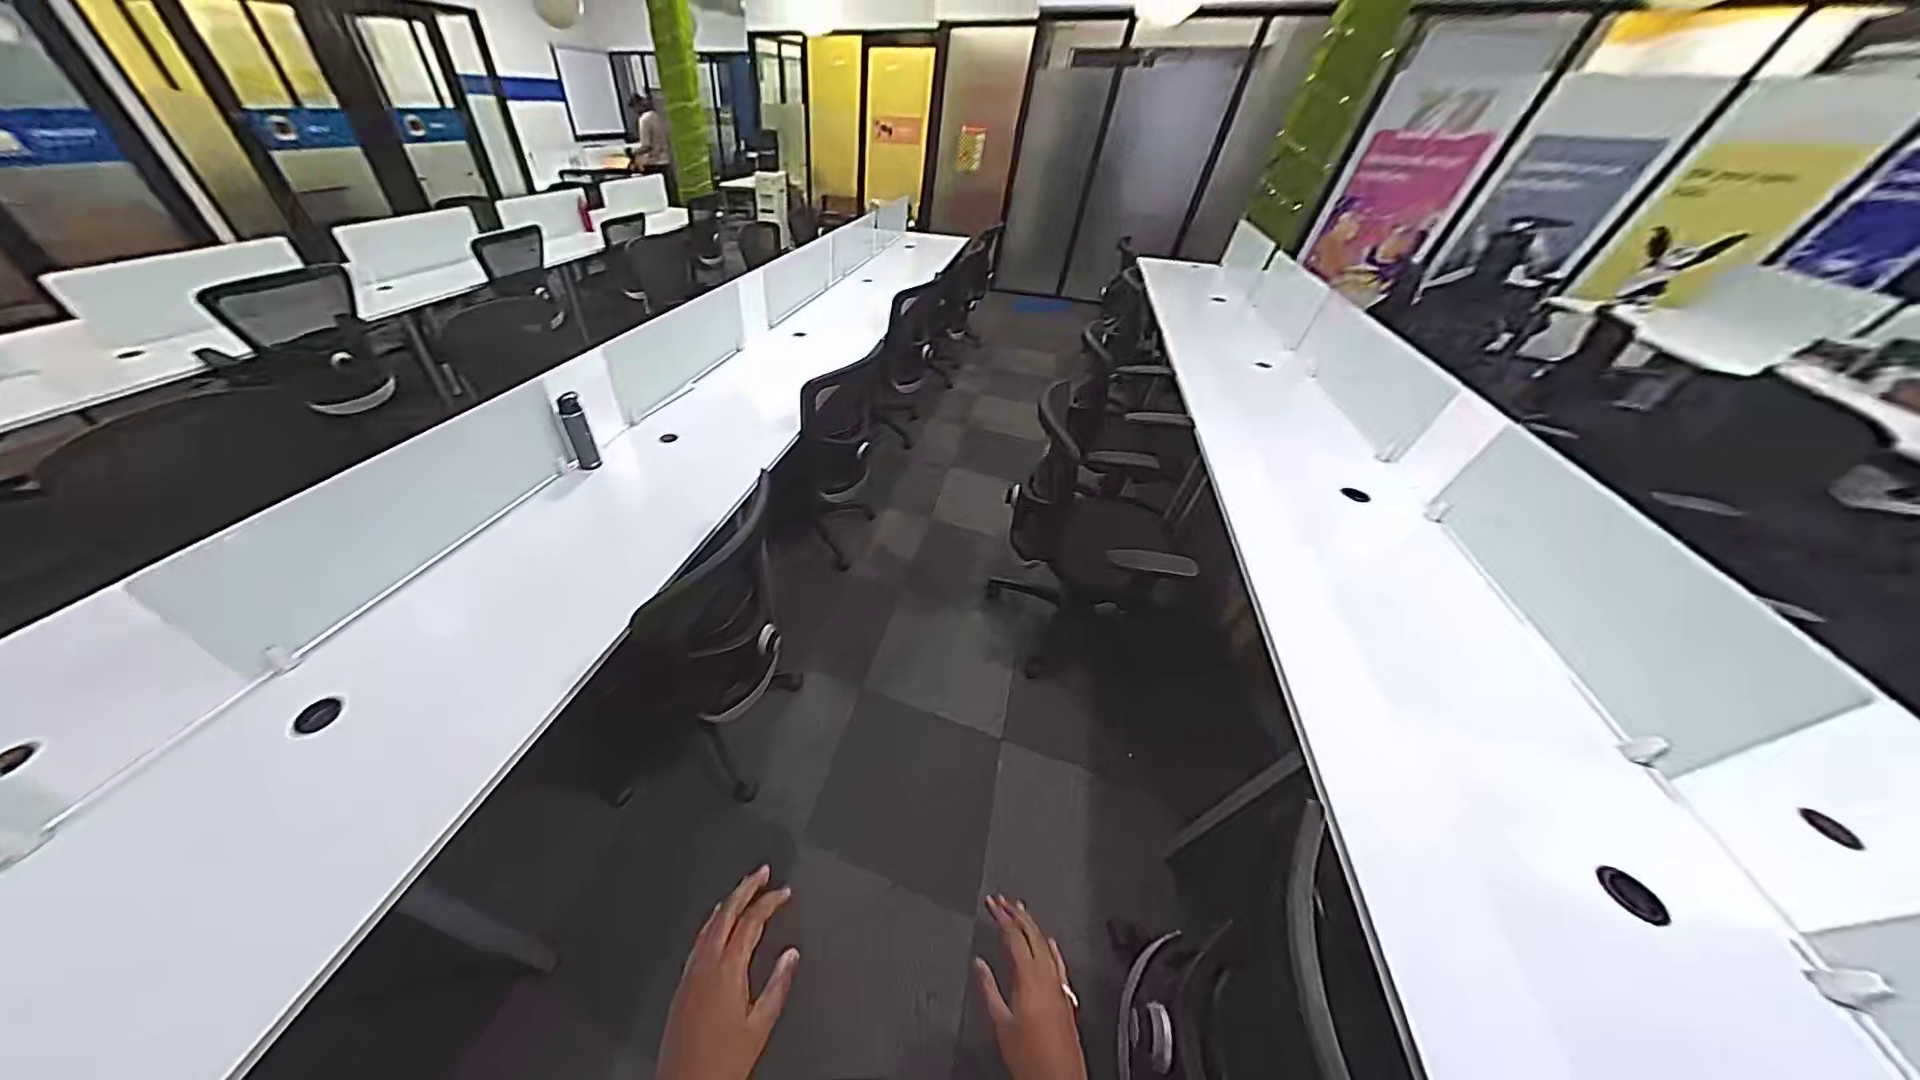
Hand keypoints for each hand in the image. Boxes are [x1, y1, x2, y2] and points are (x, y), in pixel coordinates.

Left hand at [657, 865, 799, 1079]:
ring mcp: (689, 976)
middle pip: (726, 913)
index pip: (751, 921)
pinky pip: (697, 941)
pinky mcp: (680, 988)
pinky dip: (711, 924)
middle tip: (762, 872)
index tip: (783, 891)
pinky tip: (714, 925)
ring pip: (709, 925)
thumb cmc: (720, 1065)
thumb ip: (778, 985)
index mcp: (726, 970)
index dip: (769, 901)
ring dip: (727, 902)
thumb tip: (790, 956)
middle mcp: (704, 966)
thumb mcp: (760, 1025)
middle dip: (746, 888)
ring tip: (741, 890)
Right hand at [973, 895, 1086, 1079]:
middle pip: (1031, 932)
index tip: (992, 904)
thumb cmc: (1031, 1059)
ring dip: (1032, 923)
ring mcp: (1059, 984)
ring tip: (1021, 909)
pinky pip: (1058, 960)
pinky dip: (1050, 944)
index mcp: (1029, 977)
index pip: (1013, 935)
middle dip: (1015, 912)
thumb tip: (979, 964)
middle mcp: (1047, 975)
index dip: (1001, 916)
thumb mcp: (1000, 1023)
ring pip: (1045, 942)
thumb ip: (988, 989)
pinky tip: (1049, 940)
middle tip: (1002, 899)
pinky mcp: (1066, 995)